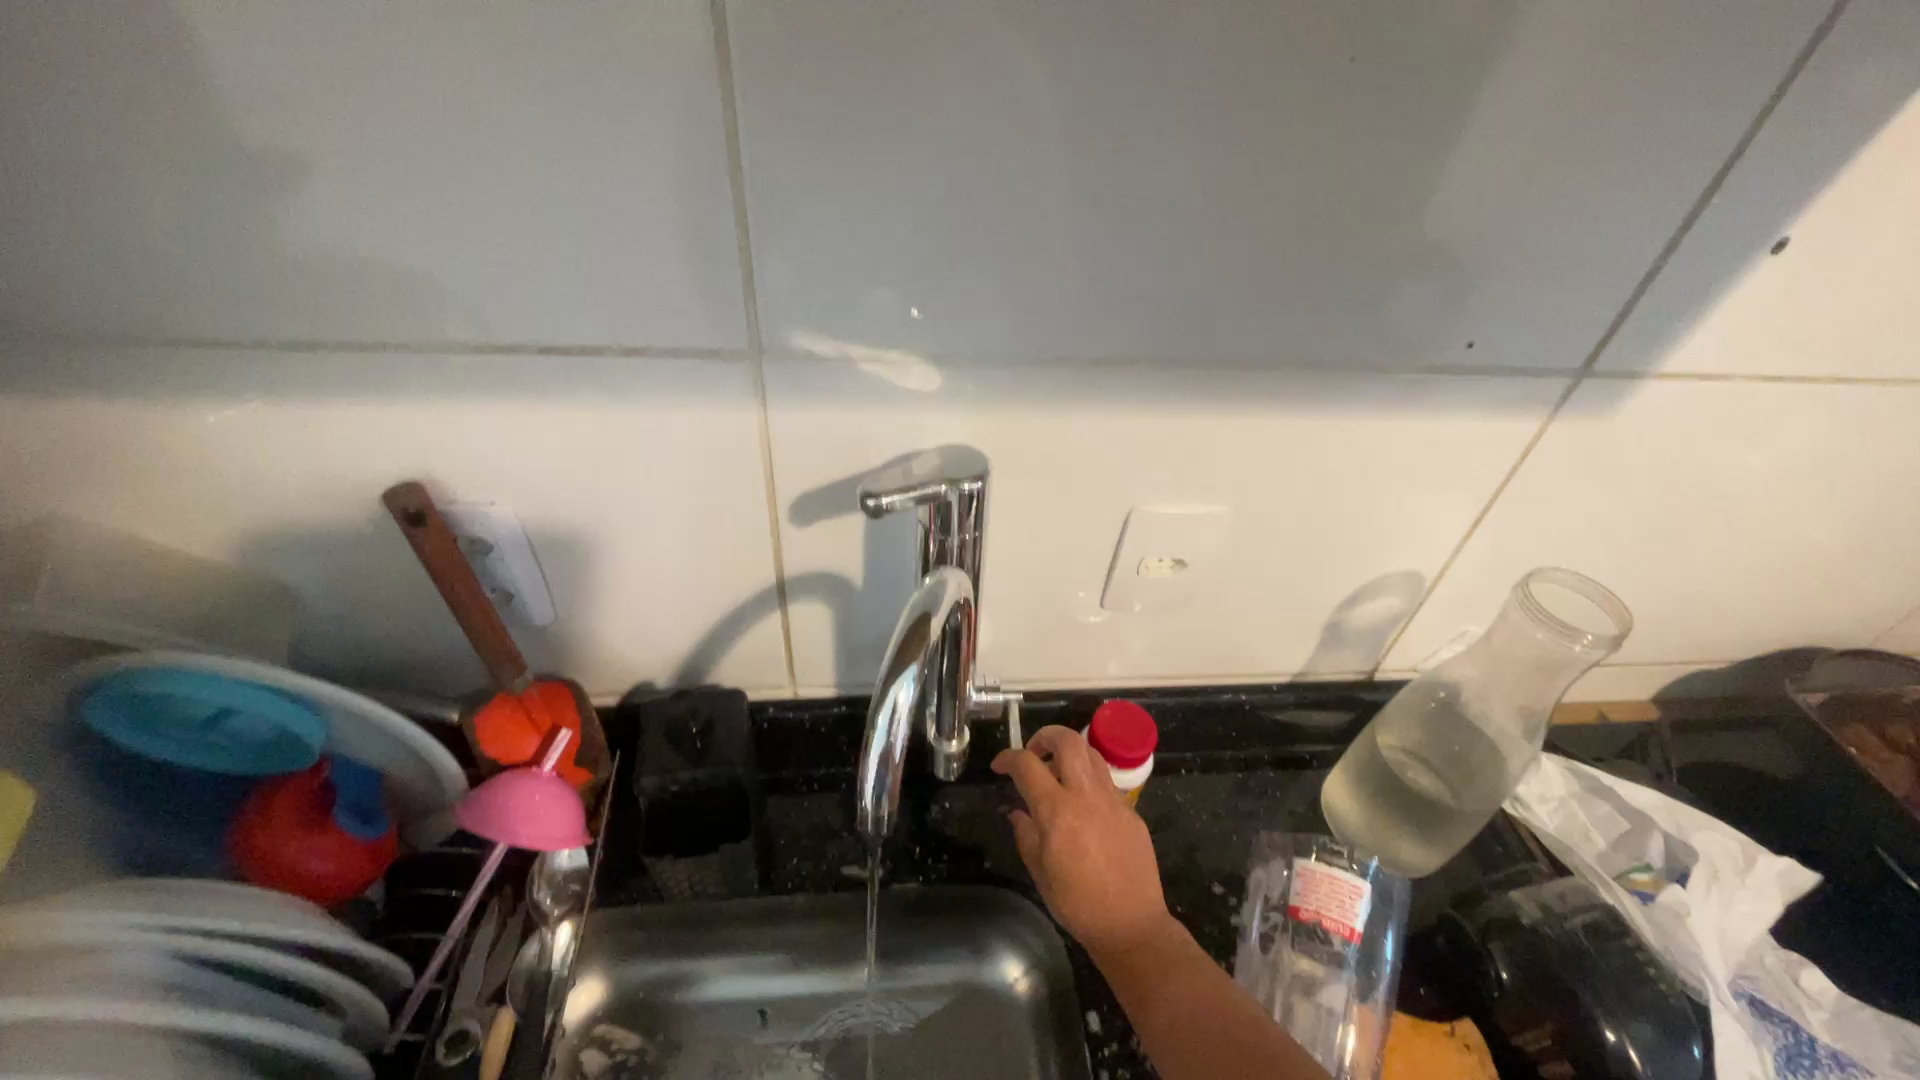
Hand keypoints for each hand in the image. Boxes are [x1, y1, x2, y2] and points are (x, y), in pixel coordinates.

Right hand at [992, 725, 1175, 960]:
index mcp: (1057, 812)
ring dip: (1070, 754)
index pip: (1027, 765)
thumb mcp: (1039, 872)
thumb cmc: (1077, 904)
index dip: (1007, 758)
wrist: (1130, 924)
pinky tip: (1083, 806)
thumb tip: (1019, 813)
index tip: (999, 767)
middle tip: (1033, 754)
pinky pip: (1107, 781)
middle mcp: (1086, 796)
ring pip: (1091, 754)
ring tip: (1058, 774)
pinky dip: (1089, 780)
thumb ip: (1026, 834)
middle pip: (1067, 740)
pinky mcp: (1131, 811)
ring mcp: (1113, 800)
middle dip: (1044, 737)